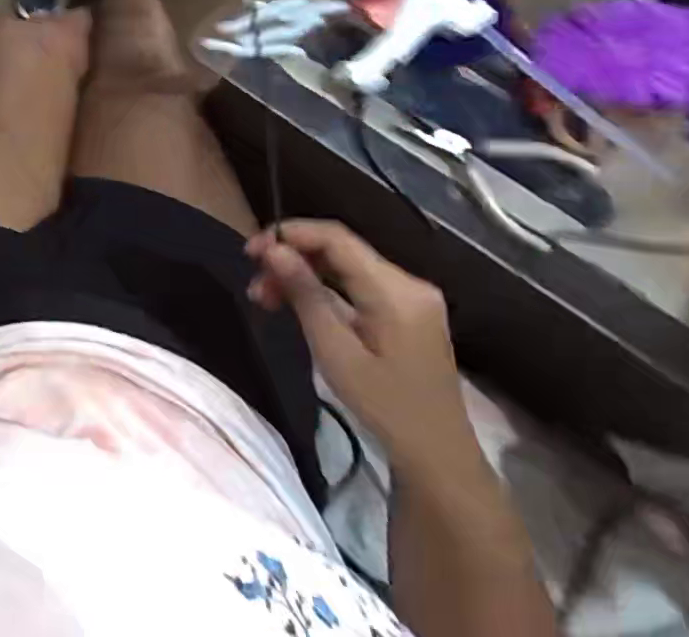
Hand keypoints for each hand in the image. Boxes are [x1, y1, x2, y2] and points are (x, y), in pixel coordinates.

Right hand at [245, 220, 473, 471]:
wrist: (437, 454)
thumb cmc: (384, 406)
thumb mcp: (335, 351)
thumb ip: (305, 294)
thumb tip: (273, 249)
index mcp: (395, 290)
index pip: (336, 238)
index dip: (289, 234)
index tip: (251, 250)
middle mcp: (407, 282)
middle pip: (339, 250)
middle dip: (291, 258)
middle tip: (254, 282)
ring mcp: (410, 296)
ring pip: (344, 267)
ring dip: (302, 275)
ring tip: (265, 297)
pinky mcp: (405, 311)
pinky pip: (356, 284)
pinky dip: (322, 289)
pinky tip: (295, 304)